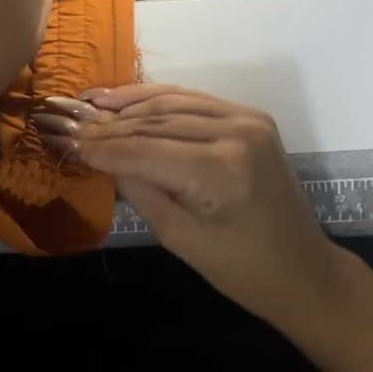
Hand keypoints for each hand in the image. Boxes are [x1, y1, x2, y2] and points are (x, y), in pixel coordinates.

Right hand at [38, 85, 336, 324]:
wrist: (306, 272)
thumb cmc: (244, 270)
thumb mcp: (182, 240)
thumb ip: (140, 192)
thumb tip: (100, 158)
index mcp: (223, 170)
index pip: (147, 150)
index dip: (103, 147)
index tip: (66, 142)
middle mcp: (237, 132)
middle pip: (157, 122)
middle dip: (110, 125)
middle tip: (69, 121)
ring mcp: (246, 118)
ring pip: (172, 103)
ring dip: (128, 104)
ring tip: (89, 103)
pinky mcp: (249, 115)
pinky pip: (192, 101)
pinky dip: (157, 100)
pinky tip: (127, 100)